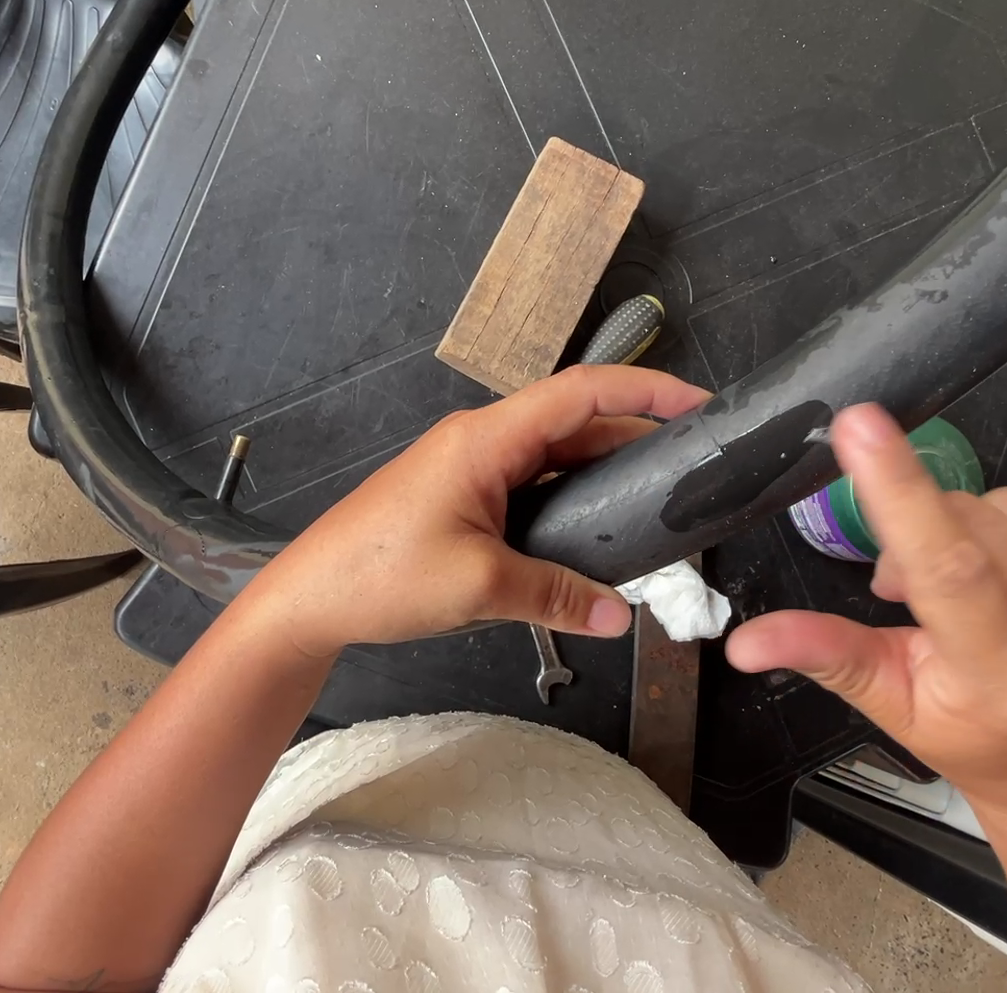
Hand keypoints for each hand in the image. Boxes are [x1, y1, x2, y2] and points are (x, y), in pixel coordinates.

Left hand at [239, 365, 711, 656]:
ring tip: (655, 501)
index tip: (696, 403)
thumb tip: (617, 616)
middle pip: (571, 425)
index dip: (643, 390)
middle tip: (689, 467)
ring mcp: (468, 471)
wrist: (310, 597)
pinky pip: (528, 489)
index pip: (579, 392)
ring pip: (551, 460)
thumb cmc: (383, 575)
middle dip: (634, 439)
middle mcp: (481, 443)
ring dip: (601, 475)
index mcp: (485, 439)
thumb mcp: (480, 585)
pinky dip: (567, 503)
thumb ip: (555, 595)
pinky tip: (593, 534)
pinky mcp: (460, 500)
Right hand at [725, 403, 1006, 834]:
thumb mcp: (885, 697)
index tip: (859, 425)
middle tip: (907, 584)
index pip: (951, 569)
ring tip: (968, 577)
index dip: (900, 491)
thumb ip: (821, 654)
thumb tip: (741, 644)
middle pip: (973, 523)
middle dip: (921, 529)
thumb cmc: (966, 733)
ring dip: (970, 524)